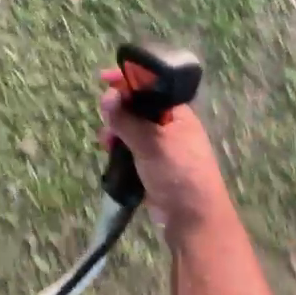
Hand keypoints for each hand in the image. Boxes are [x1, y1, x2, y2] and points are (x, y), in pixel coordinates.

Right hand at [99, 68, 231, 241]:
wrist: (192, 217)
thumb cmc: (178, 173)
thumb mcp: (151, 142)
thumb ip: (126, 119)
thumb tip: (106, 96)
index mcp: (177, 114)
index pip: (150, 87)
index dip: (127, 80)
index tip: (103, 78)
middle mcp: (169, 126)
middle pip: (136, 106)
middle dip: (117, 109)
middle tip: (105, 120)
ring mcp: (161, 146)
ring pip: (130, 128)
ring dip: (115, 131)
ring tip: (106, 143)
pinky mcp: (152, 164)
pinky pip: (130, 147)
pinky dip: (119, 147)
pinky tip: (110, 153)